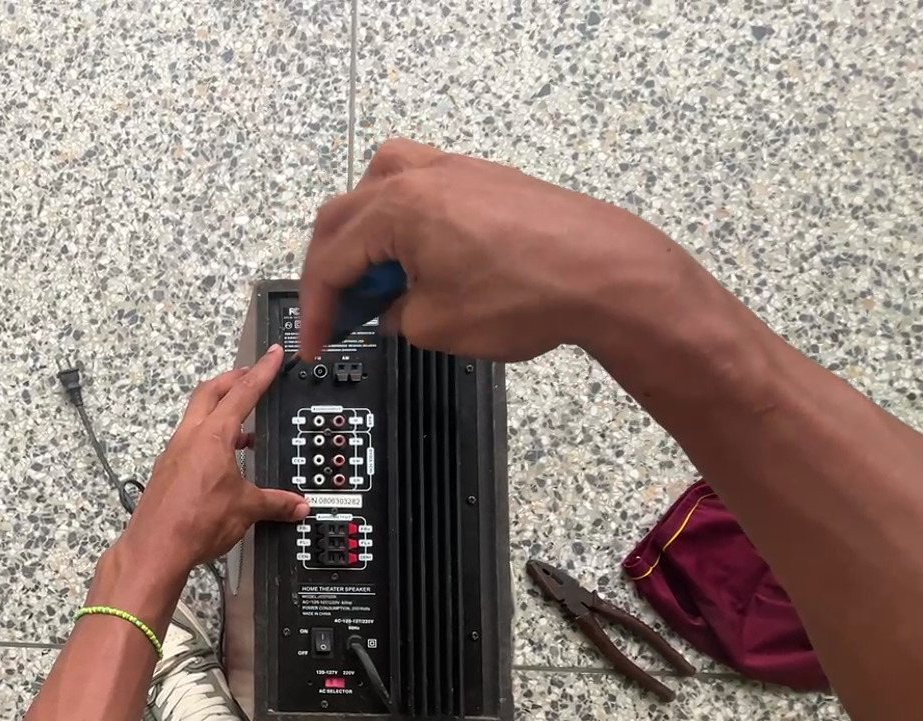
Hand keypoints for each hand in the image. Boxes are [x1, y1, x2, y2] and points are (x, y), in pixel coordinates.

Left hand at [116, 346, 310, 579]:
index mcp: (212, 436)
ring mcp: (173, 453)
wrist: (155, 548)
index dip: (262, 372)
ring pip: (196, 417)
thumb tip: (297, 506)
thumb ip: (275, 503)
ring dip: (218, 410)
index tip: (272, 354)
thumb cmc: (196, 522)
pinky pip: (189, 442)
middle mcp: (189, 438)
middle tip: (251, 374)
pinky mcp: (166, 472)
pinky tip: (221, 459)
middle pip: (210, 392)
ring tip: (242, 423)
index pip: (242, 393)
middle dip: (232, 379)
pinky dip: (208, 438)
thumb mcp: (246, 509)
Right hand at [298, 139, 698, 361]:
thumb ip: (392, 315)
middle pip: (341, 219)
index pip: (330, 262)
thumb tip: (387, 309)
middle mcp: (420, 177)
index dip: (315, 311)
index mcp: (398, 209)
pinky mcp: (482, 179)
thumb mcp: (432, 325)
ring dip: (357, 234)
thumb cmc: (526, 297)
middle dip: (327, 273)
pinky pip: (417, 186)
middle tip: (332, 317)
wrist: (609, 278)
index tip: (314, 346)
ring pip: (375, 188)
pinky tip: (411, 256)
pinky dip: (397, 221)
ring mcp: (455, 171)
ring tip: (367, 275)